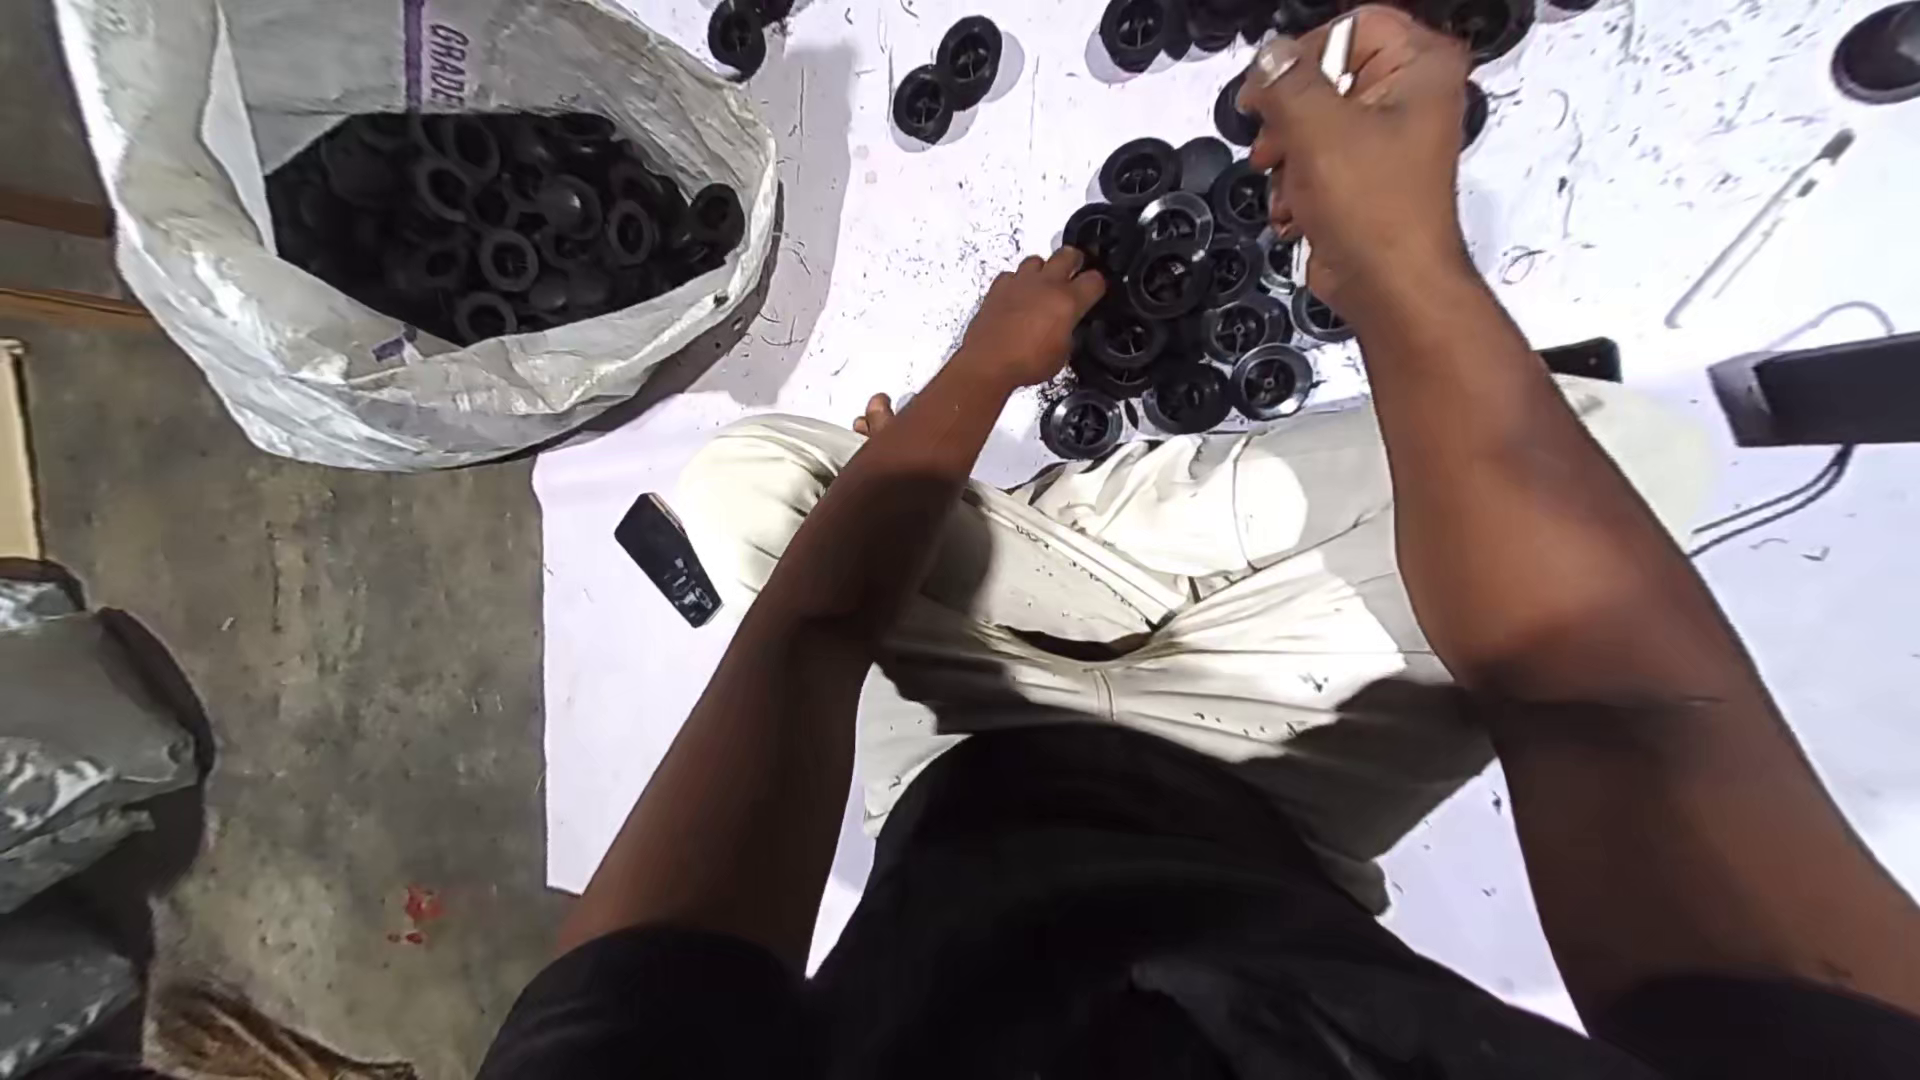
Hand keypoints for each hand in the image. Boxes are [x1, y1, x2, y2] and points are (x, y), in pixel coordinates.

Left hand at [954, 247, 1106, 389]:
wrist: (988, 363)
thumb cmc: (1025, 363)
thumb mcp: (1061, 356)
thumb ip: (1068, 335)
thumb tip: (1066, 330)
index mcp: (1068, 301)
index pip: (1095, 280)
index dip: (1098, 286)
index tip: (1096, 291)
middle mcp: (1045, 284)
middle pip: (1068, 254)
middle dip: (1075, 261)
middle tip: (1074, 272)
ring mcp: (1020, 282)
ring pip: (1037, 259)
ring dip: (1043, 270)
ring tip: (1042, 285)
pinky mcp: (998, 288)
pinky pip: (1011, 275)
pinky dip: (1016, 282)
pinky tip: (1016, 295)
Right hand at [1236, 5, 1472, 322]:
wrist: (1384, 283)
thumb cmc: (1368, 206)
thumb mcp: (1320, 133)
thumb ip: (1289, 86)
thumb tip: (1267, 55)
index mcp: (1416, 67)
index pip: (1350, 29)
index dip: (1299, 57)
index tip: (1258, 95)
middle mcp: (1404, 99)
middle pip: (1324, 84)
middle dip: (1286, 125)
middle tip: (1268, 152)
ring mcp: (1382, 146)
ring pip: (1310, 133)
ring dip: (1285, 167)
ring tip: (1286, 193)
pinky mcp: (1359, 185)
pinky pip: (1313, 171)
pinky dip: (1295, 193)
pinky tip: (1293, 215)